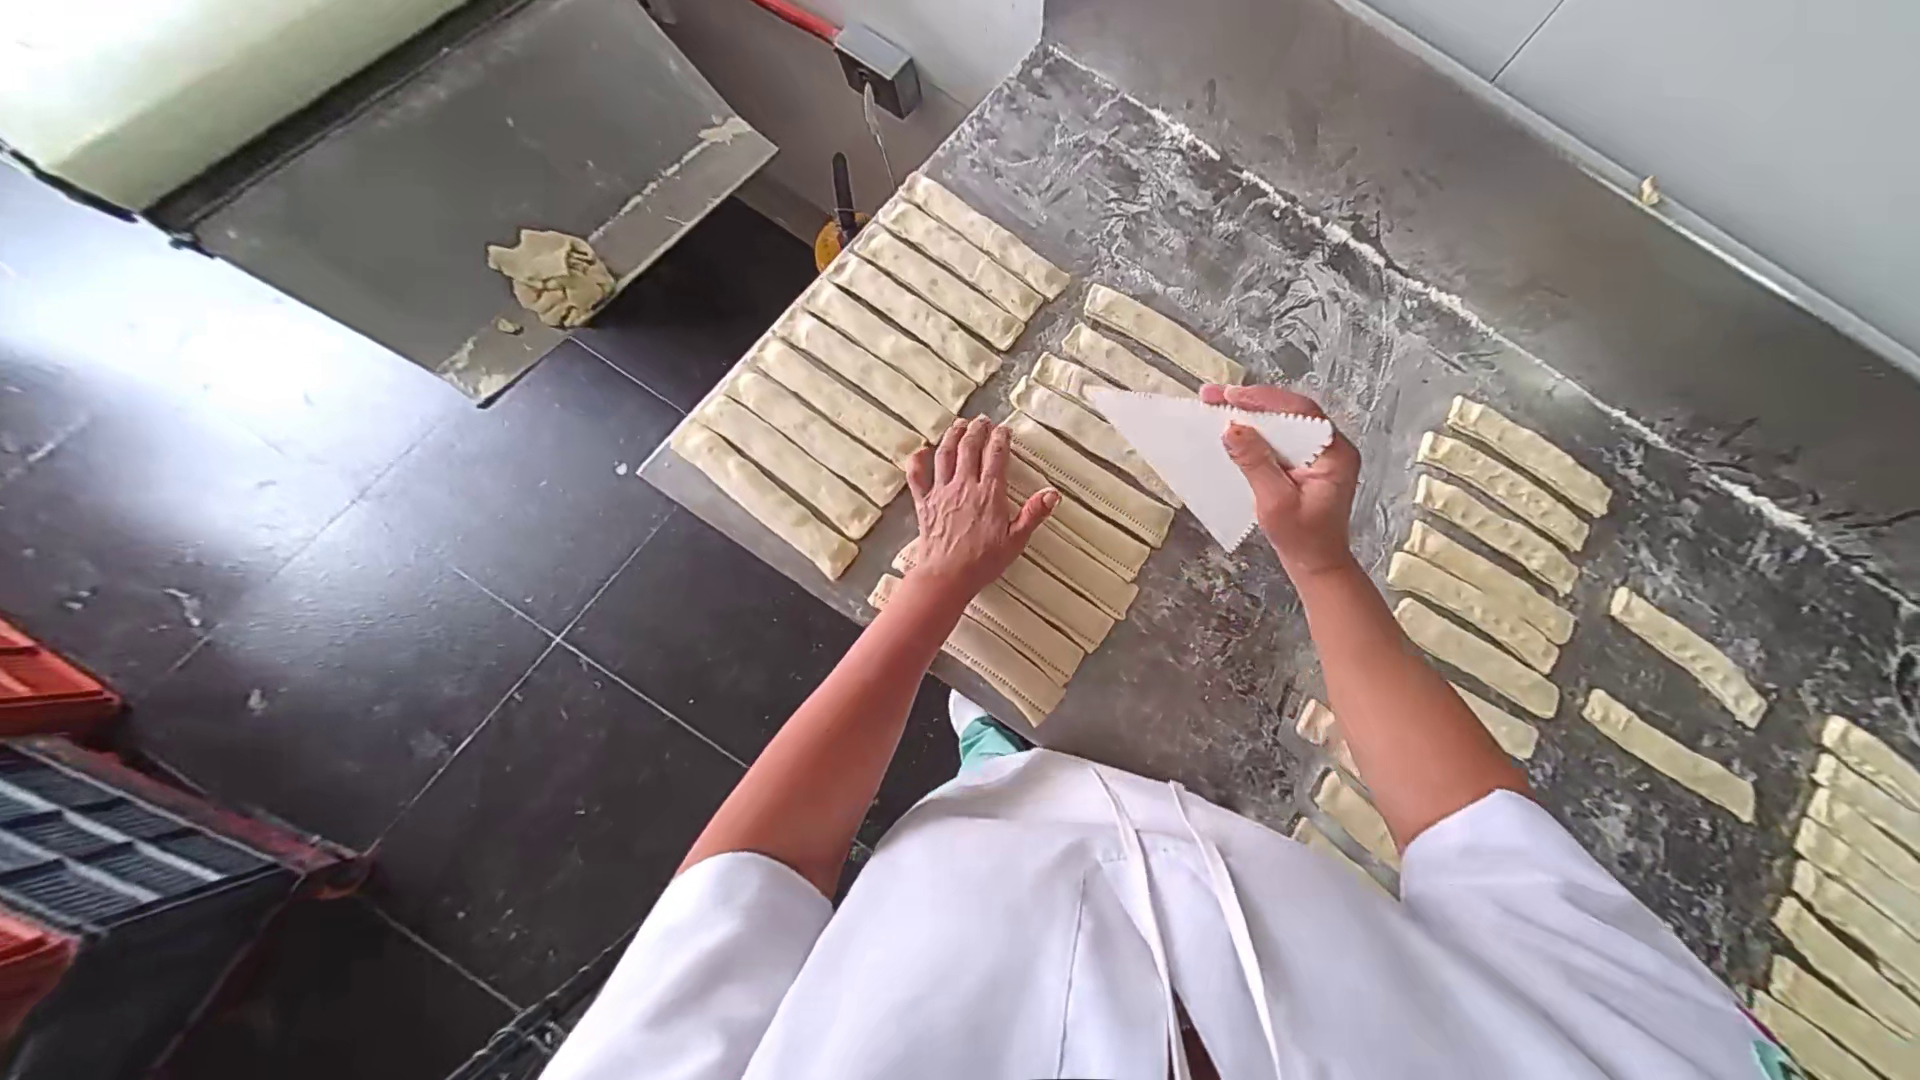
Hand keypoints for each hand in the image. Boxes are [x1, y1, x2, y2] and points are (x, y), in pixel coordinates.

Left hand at [906, 417, 1056, 603]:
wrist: (947, 576)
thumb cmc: (982, 562)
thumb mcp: (1015, 540)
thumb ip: (1033, 514)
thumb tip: (1052, 494)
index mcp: (989, 493)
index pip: (996, 455)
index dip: (1000, 438)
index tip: (1004, 430)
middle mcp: (964, 486)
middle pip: (970, 447)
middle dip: (977, 430)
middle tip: (982, 420)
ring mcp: (942, 492)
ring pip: (945, 454)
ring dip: (952, 435)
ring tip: (959, 425)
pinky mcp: (924, 502)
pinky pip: (917, 475)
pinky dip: (918, 460)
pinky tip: (922, 451)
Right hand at [1202, 384, 1361, 580]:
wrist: (1315, 563)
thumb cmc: (1303, 539)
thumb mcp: (1275, 502)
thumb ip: (1255, 464)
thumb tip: (1232, 431)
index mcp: (1335, 454)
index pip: (1300, 412)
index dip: (1264, 399)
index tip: (1232, 396)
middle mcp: (1329, 447)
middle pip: (1289, 412)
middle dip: (1250, 402)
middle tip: (1214, 396)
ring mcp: (1316, 454)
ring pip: (1281, 423)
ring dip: (1248, 415)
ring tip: (1215, 407)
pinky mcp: (1301, 463)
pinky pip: (1277, 438)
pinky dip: (1253, 432)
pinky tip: (1232, 430)